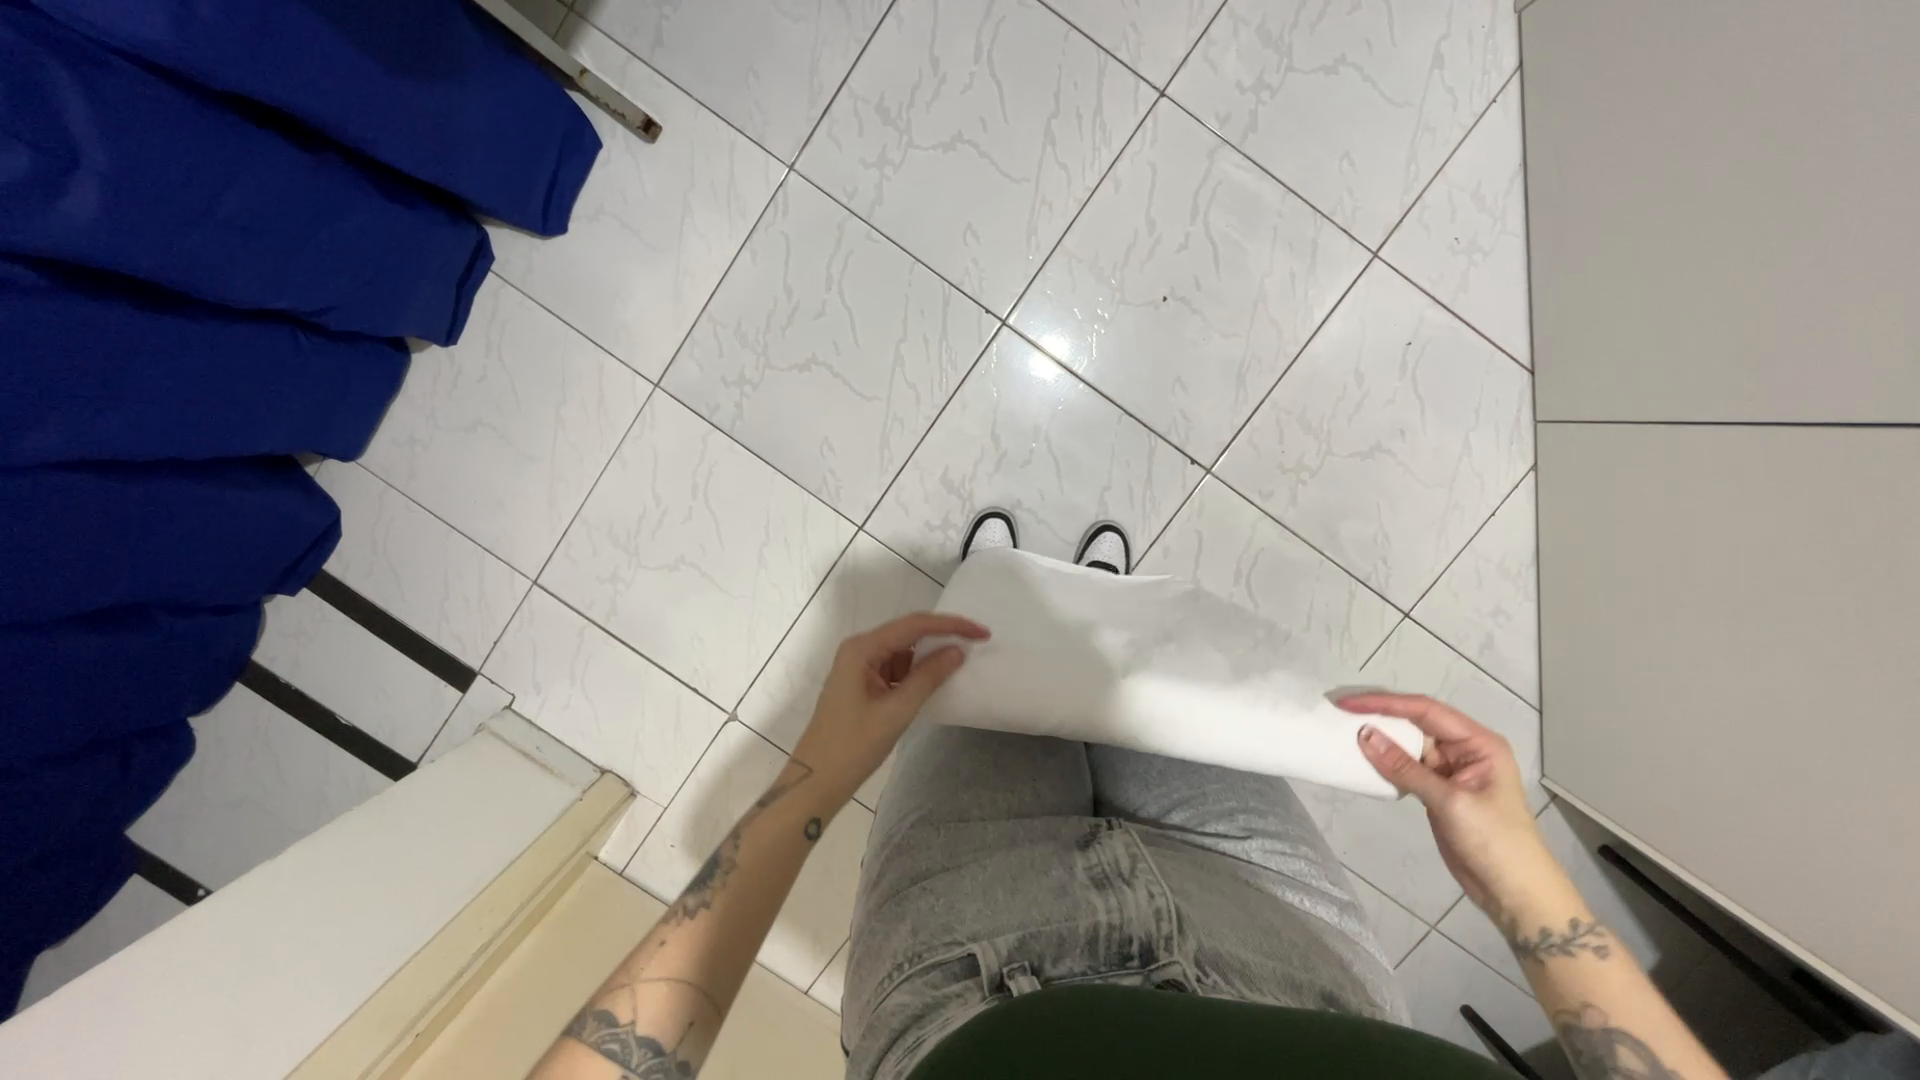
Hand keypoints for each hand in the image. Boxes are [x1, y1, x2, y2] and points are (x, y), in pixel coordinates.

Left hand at [790, 612, 989, 806]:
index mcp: (862, 649)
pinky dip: (917, 673)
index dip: (951, 625)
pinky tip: (938, 679)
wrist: (817, 780)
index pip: (914, 625)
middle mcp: (860, 650)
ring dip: (930, 656)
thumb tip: (958, 651)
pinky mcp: (864, 684)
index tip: (982, 632)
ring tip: (963, 661)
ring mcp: (860, 667)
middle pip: (908, 633)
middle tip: (978, 641)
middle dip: (943, 636)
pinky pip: (897, 669)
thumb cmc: (853, 746)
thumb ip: (928, 677)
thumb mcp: (896, 711)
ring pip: (904, 651)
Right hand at [1340, 693, 1566, 914]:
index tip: (1347, 703)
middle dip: (1379, 715)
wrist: (1514, 892)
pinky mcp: (1436, 790)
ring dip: (1379, 738)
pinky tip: (1362, 758)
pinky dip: (1383, 762)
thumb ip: (1404, 768)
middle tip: (1339, 711)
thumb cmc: (1495, 842)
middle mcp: (1464, 749)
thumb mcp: (1449, 802)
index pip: (1426, 710)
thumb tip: (1363, 734)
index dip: (1385, 703)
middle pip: (1415, 721)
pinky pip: (1405, 766)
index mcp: (1479, 743)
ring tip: (1343, 730)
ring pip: (1407, 744)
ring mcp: (1450, 770)